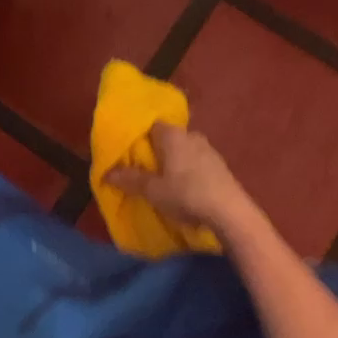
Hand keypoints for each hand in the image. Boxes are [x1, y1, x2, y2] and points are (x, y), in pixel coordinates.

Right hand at [108, 124, 257, 234]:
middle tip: (143, 168)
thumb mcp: (153, 190)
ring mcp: (209, 149)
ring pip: (183, 150)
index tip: (129, 151)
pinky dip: (187, 171)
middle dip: (156, 151)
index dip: (139, 136)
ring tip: (162, 181)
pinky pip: (196, 162)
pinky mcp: (220, 166)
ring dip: (173, 162)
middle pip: (167, 138)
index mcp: (172, 134)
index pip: (151, 125)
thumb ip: (130, 179)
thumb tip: (106, 173)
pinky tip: (184, 188)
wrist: (230, 212)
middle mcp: (191, 135)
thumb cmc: (186, 194)